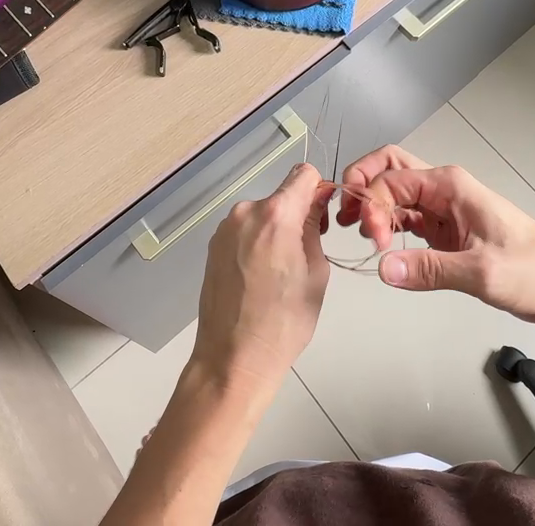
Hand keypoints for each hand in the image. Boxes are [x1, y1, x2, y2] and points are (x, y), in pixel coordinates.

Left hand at [190, 163, 331, 391]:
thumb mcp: (315, 273)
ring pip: (263, 215)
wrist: (232, 359)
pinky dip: (257, 243)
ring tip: (279, 273)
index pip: (304, 174)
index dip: (318, 190)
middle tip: (304, 256)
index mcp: (275, 214)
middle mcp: (245, 212)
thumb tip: (317, 201)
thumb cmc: (283, 323)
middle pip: (282, 197)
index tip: (322, 217)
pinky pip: (245, 231)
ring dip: (275, 231)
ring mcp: (225, 228)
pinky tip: (259, 277)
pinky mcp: (213, 246)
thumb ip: (315, 227)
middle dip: (297, 216)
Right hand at [337, 145, 534, 322]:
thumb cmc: (532, 272)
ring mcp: (445, 208)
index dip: (373, 205)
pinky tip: (381, 244)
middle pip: (390, 169)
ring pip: (396, 192)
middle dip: (363, 186)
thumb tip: (383, 268)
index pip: (392, 180)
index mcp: (450, 185)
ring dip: (374, 207)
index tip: (375, 241)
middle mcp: (444, 189)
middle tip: (345, 217)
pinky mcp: (446, 229)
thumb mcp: (480, 273)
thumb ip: (429, 270)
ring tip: (361, 235)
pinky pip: (409, 216)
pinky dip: (389, 224)